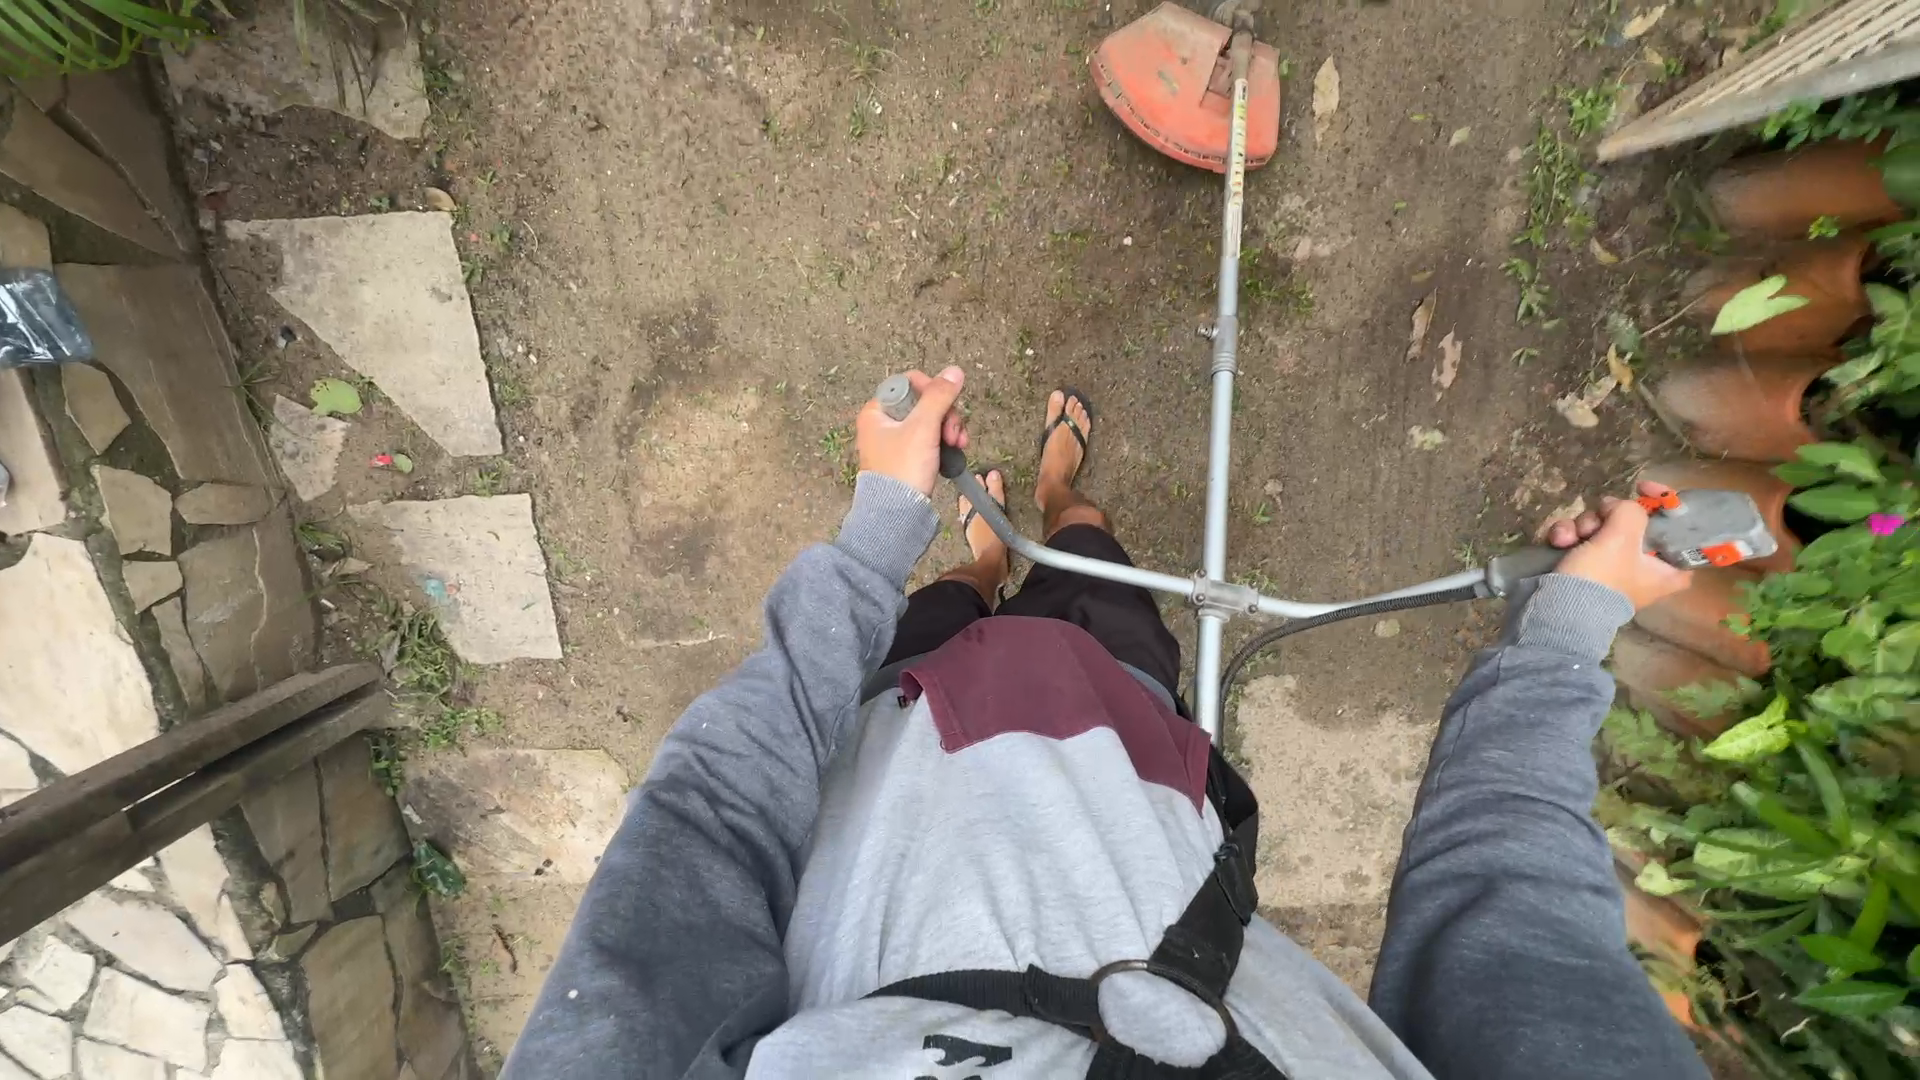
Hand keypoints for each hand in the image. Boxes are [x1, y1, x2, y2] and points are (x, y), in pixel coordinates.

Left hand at [855, 367, 968, 495]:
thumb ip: (939, 397)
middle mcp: (883, 424)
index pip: (909, 383)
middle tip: (953, 433)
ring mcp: (895, 441)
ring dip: (948, 429)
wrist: (897, 514)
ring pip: (930, 421)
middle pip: (923, 402)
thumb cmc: (903, 470)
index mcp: (877, 411)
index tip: (944, 407)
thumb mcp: (923, 428)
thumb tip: (955, 371)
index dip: (932, 391)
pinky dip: (943, 443)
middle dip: (945, 415)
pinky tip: (953, 452)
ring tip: (957, 445)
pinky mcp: (907, 457)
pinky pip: (929, 439)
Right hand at [1546, 480, 1693, 610]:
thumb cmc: (1599, 579)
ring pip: (1600, 527)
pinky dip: (1566, 536)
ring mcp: (1611, 565)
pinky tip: (1556, 542)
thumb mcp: (1620, 540)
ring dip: (1580, 526)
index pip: (1679, 526)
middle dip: (1605, 518)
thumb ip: (1629, 512)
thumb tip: (1617, 505)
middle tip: (1593, 526)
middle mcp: (1644, 565)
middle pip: (1631, 523)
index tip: (1641, 487)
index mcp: (1671, 567)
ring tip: (1567, 539)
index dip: (1661, 503)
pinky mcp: (1583, 565)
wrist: (1554, 609)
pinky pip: (1579, 538)